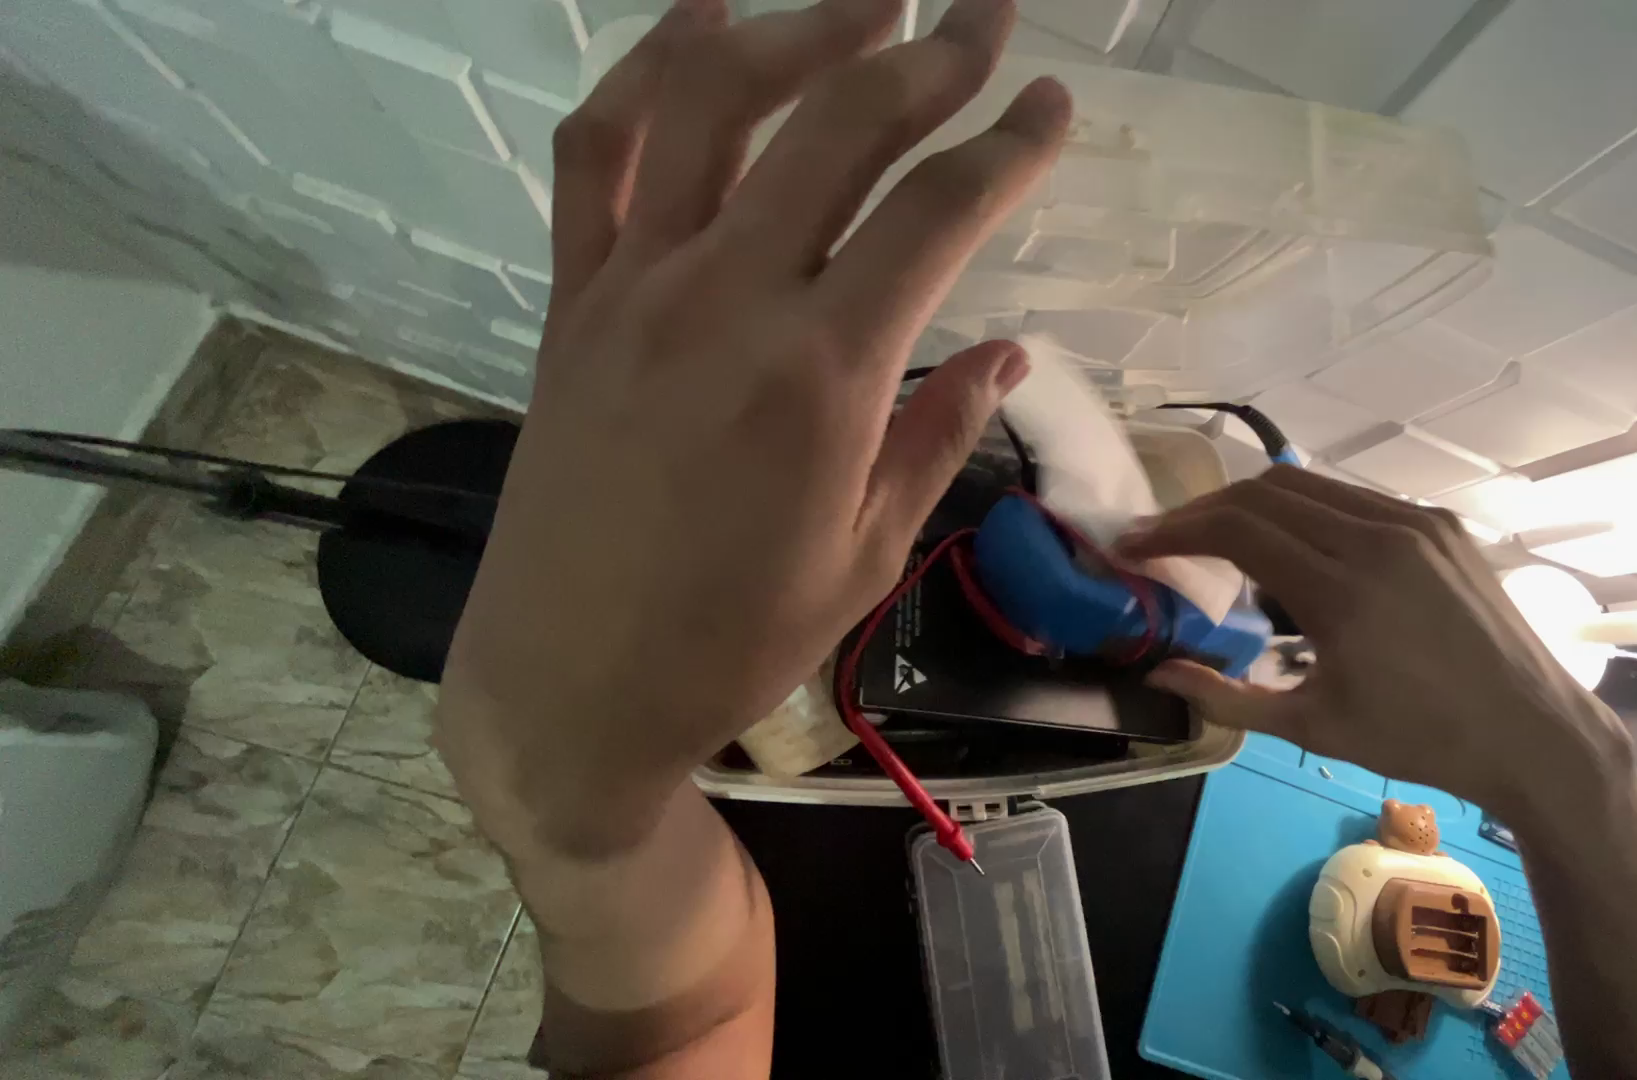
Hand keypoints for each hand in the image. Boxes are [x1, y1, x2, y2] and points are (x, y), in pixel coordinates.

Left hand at [434, 0, 1068, 863]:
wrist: (573, 684)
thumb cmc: (737, 640)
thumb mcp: (868, 552)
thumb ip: (937, 434)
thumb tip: (1007, 353)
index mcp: (824, 376)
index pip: (937, 219)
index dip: (1006, 151)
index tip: (1050, 109)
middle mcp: (729, 300)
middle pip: (840, 129)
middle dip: (929, 56)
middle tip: (984, 14)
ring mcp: (635, 288)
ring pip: (714, 104)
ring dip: (800, 32)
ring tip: (868, 0)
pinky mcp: (572, 303)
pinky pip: (596, 152)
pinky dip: (647, 71)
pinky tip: (702, 27)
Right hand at [1116, 466, 1633, 829]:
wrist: (1537, 735)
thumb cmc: (1417, 740)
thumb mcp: (1308, 728)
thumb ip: (1222, 698)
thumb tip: (1155, 674)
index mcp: (1345, 592)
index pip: (1236, 529)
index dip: (1175, 531)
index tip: (1135, 545)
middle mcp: (1380, 538)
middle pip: (1260, 493)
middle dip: (1198, 512)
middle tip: (1162, 539)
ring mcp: (1415, 522)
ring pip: (1302, 483)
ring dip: (1244, 503)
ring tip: (1212, 535)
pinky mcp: (1437, 522)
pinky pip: (1346, 495)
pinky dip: (1297, 507)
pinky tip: (1283, 539)